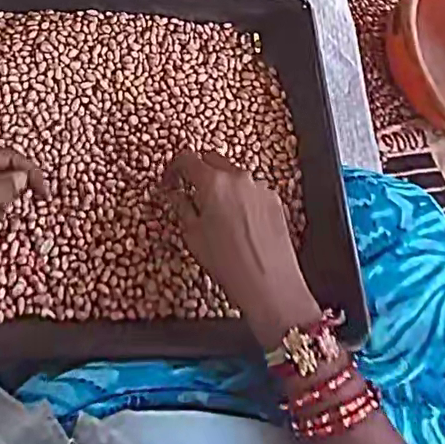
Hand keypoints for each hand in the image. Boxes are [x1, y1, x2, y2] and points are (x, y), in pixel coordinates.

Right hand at [164, 150, 320, 345]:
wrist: (270, 285)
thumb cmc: (229, 263)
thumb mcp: (193, 235)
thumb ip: (182, 207)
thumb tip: (177, 195)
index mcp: (213, 182)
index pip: (187, 158)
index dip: (174, 168)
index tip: (171, 180)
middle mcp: (238, 177)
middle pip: (212, 160)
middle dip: (199, 173)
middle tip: (191, 194)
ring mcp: (259, 187)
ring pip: (233, 176)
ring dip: (222, 186)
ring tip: (217, 215)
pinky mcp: (274, 199)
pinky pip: (251, 190)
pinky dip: (241, 198)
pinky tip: (238, 223)